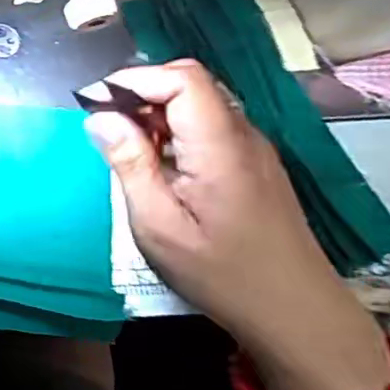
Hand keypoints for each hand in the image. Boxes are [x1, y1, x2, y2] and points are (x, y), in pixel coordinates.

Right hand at [84, 59, 389, 389]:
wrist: (294, 311)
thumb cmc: (220, 273)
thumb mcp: (159, 225)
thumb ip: (130, 164)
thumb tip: (100, 118)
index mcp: (220, 145)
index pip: (181, 78)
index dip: (134, 79)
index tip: (95, 103)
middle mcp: (242, 134)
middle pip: (190, 84)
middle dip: (140, 93)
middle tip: (105, 126)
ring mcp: (252, 148)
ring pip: (199, 104)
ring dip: (156, 113)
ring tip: (126, 147)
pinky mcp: (253, 164)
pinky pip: (209, 127)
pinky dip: (175, 131)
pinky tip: (158, 164)